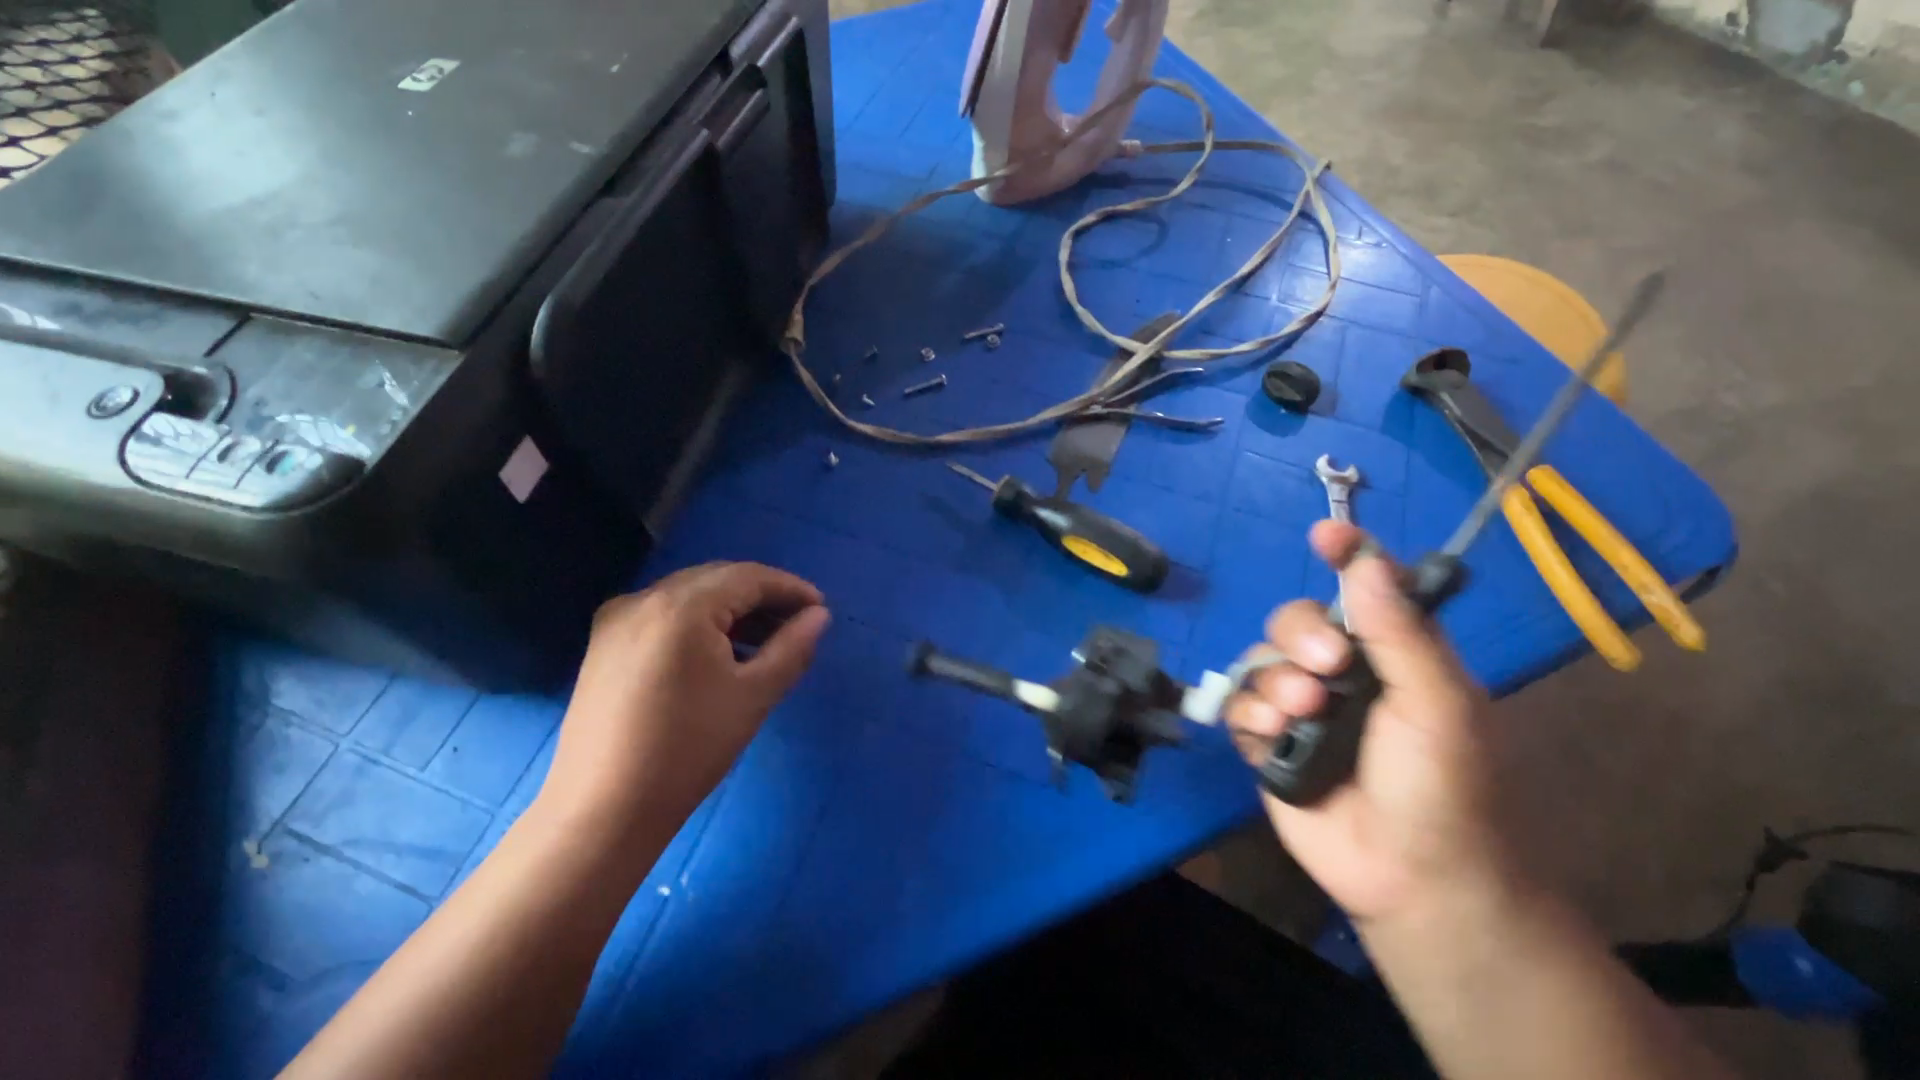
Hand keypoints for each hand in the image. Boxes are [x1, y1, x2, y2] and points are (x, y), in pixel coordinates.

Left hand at [539, 562, 830, 836]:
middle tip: (799, 623)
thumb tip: (818, 616)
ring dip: (730, 610)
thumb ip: (791, 648)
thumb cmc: (689, 750)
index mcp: (681, 605)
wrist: (604, 808)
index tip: (821, 608)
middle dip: (761, 596)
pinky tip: (720, 654)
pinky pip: (662, 617)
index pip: (747, 577)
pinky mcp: (603, 646)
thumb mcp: (753, 696)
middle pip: (715, 579)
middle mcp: (643, 598)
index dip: (789, 588)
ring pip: (688, 596)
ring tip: (766, 642)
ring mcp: (616, 620)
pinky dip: (698, 624)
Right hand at [1226, 522, 1516, 924]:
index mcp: (1396, 654)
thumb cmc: (1444, 786)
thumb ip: (1398, 631)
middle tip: (1328, 669)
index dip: (1346, 556)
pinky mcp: (1269, 745)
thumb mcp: (1436, 702)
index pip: (1365, 589)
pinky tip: (1274, 735)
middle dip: (1301, 635)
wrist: (1412, 877)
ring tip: (1302, 715)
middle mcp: (1345, 674)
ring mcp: (1303, 710)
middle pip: (1297, 620)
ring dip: (1276, 679)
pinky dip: (1251, 713)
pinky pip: (1240, 706)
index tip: (1326, 535)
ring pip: (1261, 659)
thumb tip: (1364, 558)